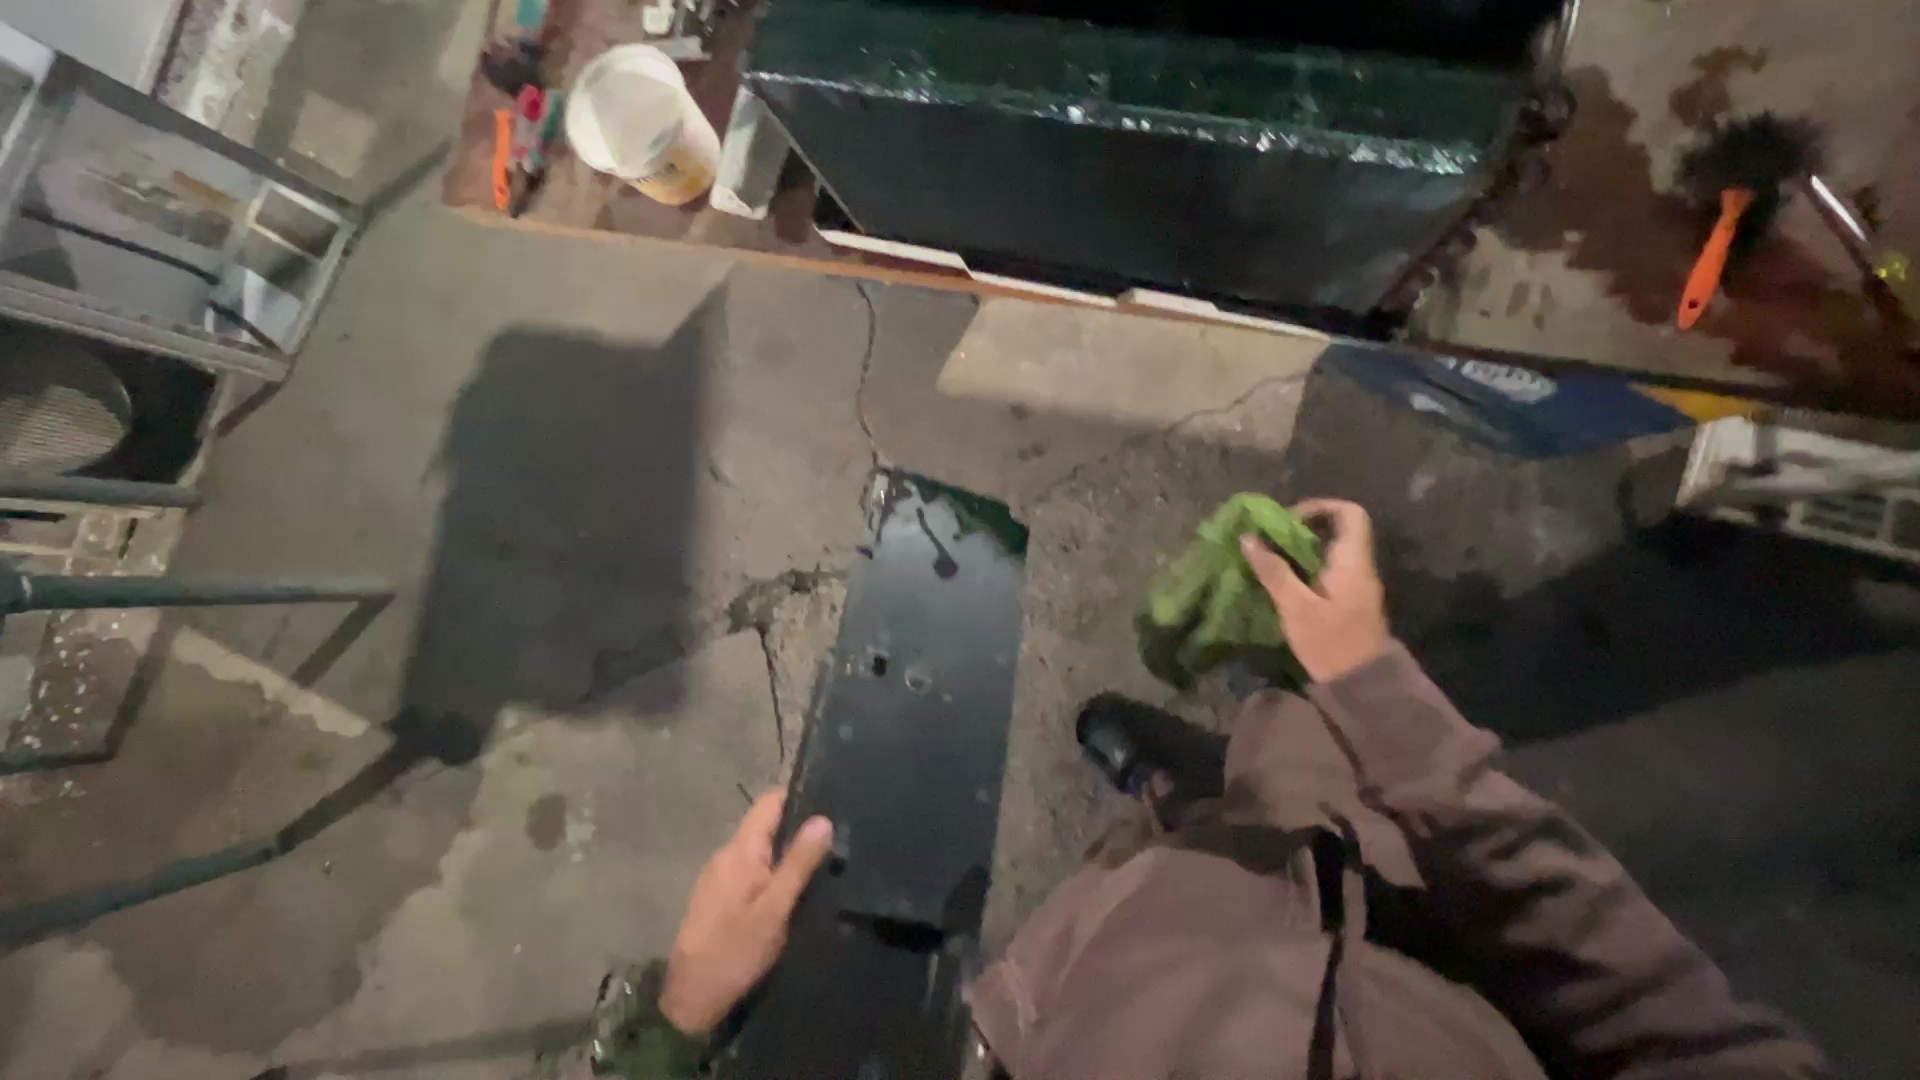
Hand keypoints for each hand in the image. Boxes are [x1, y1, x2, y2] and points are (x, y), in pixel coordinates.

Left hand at [659, 790, 834, 1035]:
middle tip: (834, 843)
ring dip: (785, 853)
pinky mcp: (717, 897)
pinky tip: (789, 893)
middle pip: (765, 824)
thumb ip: (799, 862)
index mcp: (741, 849)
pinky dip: (771, 872)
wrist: (690, 999)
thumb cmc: (736, 950)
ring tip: (818, 867)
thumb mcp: (775, 908)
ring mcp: (718, 875)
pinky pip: (750, 870)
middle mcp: (727, 854)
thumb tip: (823, 818)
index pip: (770, 801)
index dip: (799, 797)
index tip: (830, 804)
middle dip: (797, 829)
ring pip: (759, 849)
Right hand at [1241, 498, 1390, 682]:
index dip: (1321, 507)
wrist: (1361, 684)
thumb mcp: (1295, 606)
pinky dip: (1304, 569)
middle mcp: (1359, 567)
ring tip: (1268, 559)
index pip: (1350, 514)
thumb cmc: (1330, 642)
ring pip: (1330, 552)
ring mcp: (1355, 585)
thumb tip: (1249, 538)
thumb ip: (1273, 571)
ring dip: (1299, 551)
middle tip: (1269, 540)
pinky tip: (1280, 582)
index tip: (1288, 519)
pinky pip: (1327, 571)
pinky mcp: (1347, 601)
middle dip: (1301, 530)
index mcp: (1352, 562)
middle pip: (1337, 531)